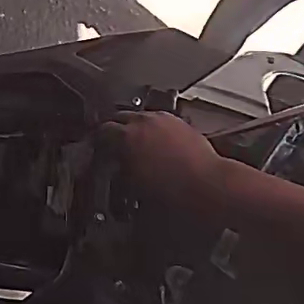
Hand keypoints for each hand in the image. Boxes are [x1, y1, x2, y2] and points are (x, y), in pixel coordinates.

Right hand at [98, 112, 237, 210]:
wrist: (205, 184)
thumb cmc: (174, 188)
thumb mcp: (134, 182)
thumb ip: (120, 167)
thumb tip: (115, 163)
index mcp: (127, 137)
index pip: (103, 130)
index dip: (98, 139)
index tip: (98, 145)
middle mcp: (144, 122)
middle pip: (120, 117)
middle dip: (115, 128)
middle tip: (114, 142)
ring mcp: (164, 119)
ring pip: (141, 115)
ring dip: (134, 126)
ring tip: (136, 142)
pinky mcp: (179, 121)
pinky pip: (159, 119)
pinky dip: (153, 127)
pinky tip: (156, 141)